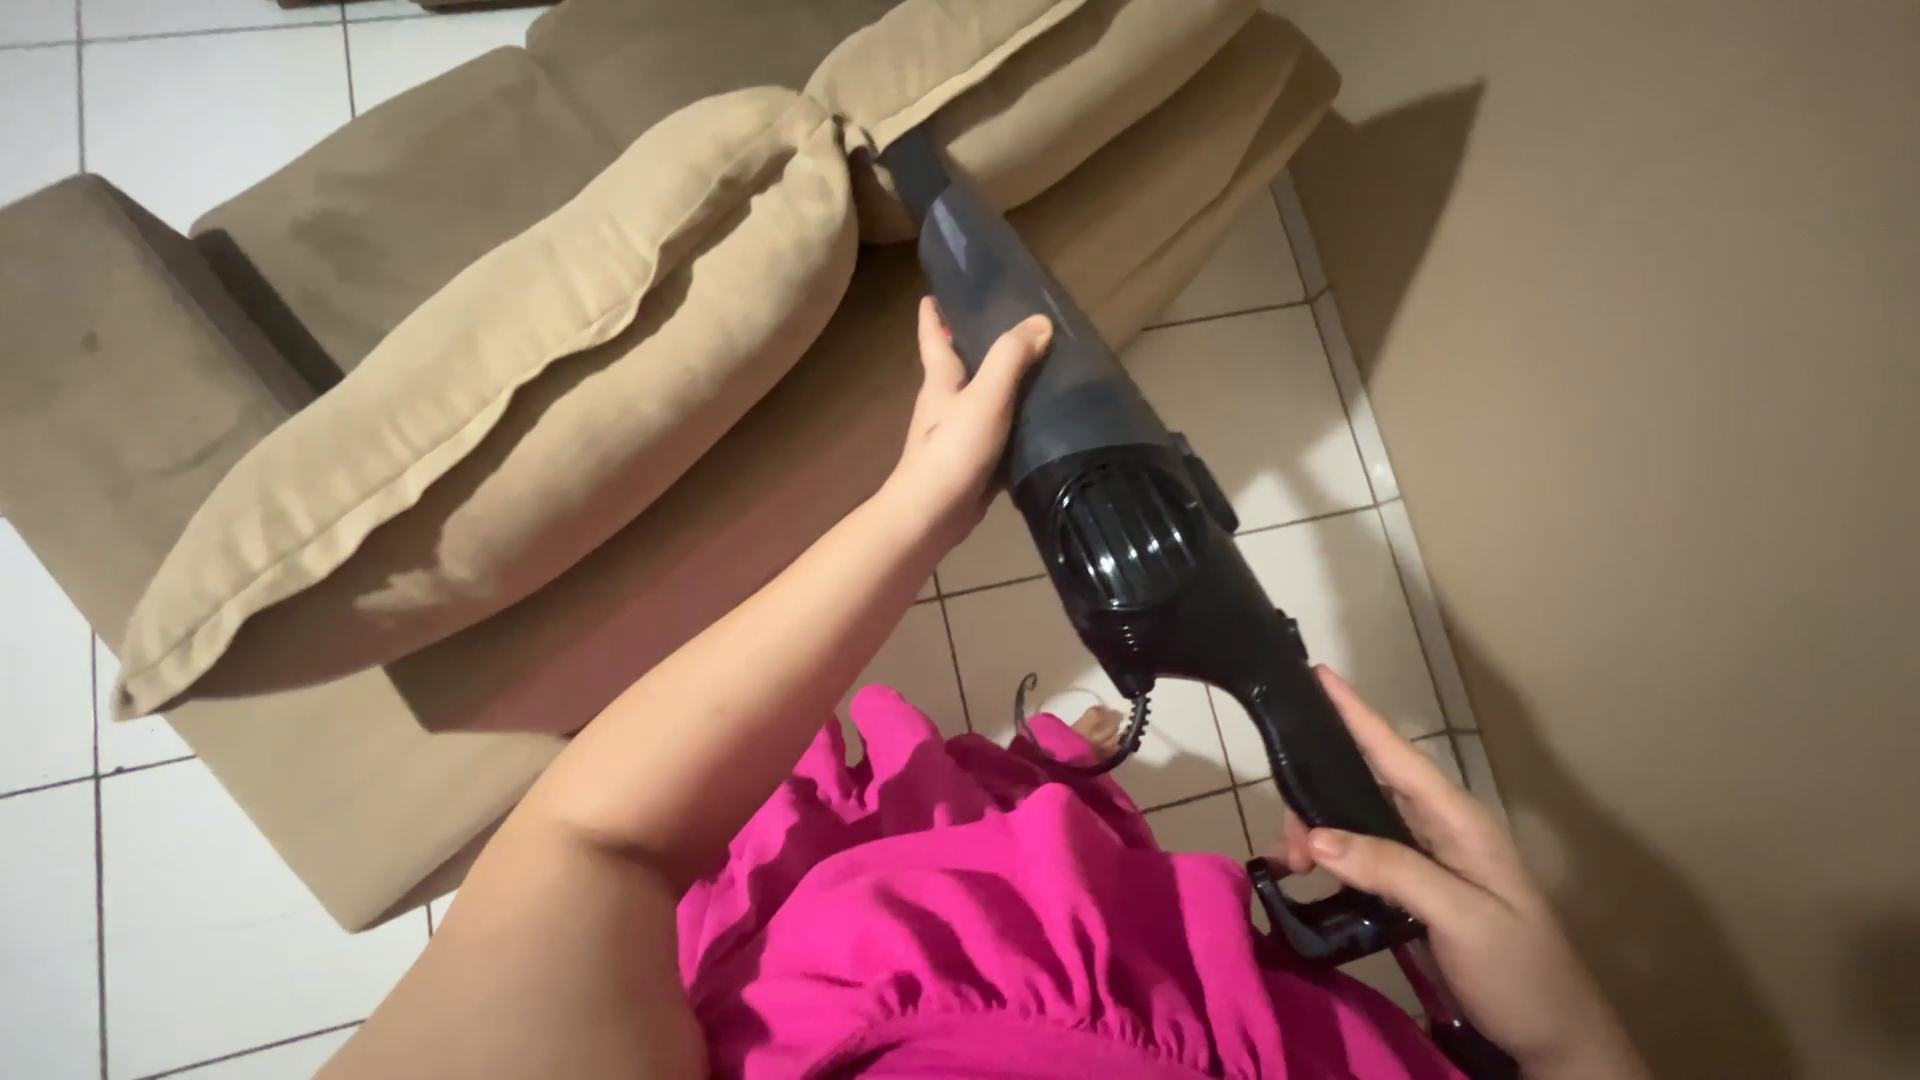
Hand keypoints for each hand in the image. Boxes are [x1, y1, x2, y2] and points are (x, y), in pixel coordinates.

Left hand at [879, 297, 1051, 542]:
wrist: (933, 514)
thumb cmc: (952, 450)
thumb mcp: (985, 397)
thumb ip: (1010, 358)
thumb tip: (1039, 322)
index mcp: (940, 380)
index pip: (933, 336)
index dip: (934, 313)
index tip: (936, 292)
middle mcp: (944, 403)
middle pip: (959, 365)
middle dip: (974, 344)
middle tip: (1008, 324)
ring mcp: (957, 435)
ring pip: (980, 399)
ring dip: (1000, 384)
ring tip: (1035, 367)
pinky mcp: (972, 462)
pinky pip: (996, 433)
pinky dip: (1012, 422)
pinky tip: (1037, 421)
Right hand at [1271, 668, 1646, 1079]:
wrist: (1555, 1047)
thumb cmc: (1523, 974)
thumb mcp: (1464, 918)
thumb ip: (1392, 870)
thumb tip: (1316, 836)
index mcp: (1457, 820)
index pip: (1397, 753)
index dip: (1357, 713)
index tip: (1318, 674)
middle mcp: (1434, 827)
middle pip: (1359, 782)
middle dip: (1312, 794)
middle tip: (1284, 839)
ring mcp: (1420, 857)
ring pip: (1348, 818)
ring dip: (1313, 832)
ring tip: (1291, 865)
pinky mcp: (1406, 887)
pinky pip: (1351, 852)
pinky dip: (1322, 855)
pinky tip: (1301, 871)